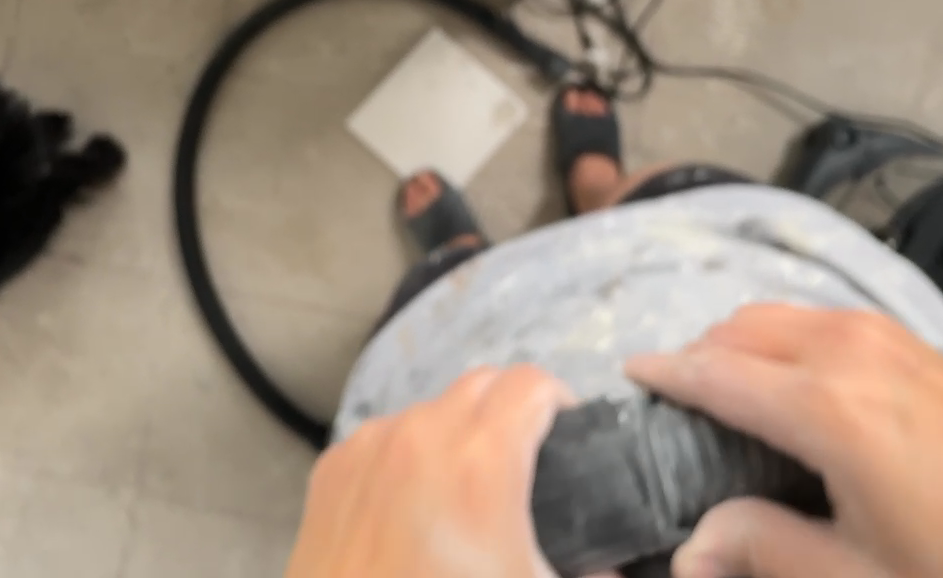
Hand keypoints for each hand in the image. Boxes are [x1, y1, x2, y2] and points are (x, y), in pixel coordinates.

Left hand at [285, 365, 574, 577]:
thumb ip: (593, 574)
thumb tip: (610, 566)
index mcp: (477, 462)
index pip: (531, 383)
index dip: (559, 403)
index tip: (569, 437)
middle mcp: (420, 434)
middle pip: (482, 384)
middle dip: (511, 412)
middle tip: (525, 467)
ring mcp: (369, 447)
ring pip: (431, 408)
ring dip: (457, 433)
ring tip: (464, 496)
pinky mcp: (332, 470)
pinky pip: (386, 437)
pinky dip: (408, 457)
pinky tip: (411, 511)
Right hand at [626, 304, 942, 577]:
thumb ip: (765, 550)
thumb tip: (688, 549)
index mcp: (825, 408)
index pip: (714, 372)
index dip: (665, 373)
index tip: (629, 376)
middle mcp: (841, 349)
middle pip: (736, 330)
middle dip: (699, 356)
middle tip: (681, 405)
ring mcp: (877, 333)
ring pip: (772, 315)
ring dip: (737, 344)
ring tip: (728, 393)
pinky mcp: (904, 335)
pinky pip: (810, 319)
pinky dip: (777, 340)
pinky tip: (790, 385)